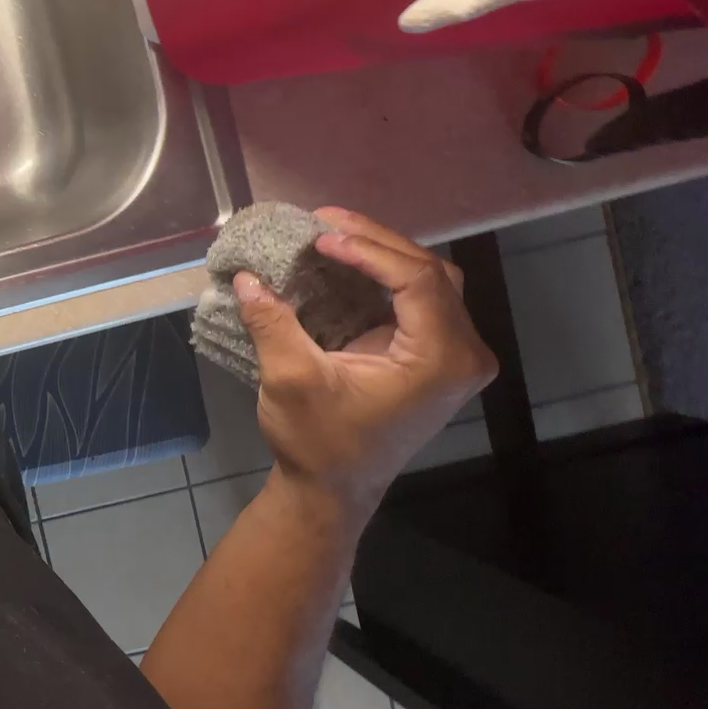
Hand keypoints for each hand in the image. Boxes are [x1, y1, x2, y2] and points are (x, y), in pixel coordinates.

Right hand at [236, 207, 497, 519]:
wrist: (333, 487)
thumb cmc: (319, 440)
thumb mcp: (290, 380)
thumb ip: (273, 324)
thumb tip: (247, 277)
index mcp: (440, 358)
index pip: (418, 281)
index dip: (369, 251)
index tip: (320, 238)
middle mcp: (460, 351)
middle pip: (430, 273)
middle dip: (376, 241)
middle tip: (323, 221)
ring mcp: (447, 354)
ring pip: (426, 282)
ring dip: (380, 253)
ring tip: (331, 233)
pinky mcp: (426, 357)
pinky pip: (413, 300)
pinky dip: (378, 276)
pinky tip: (341, 263)